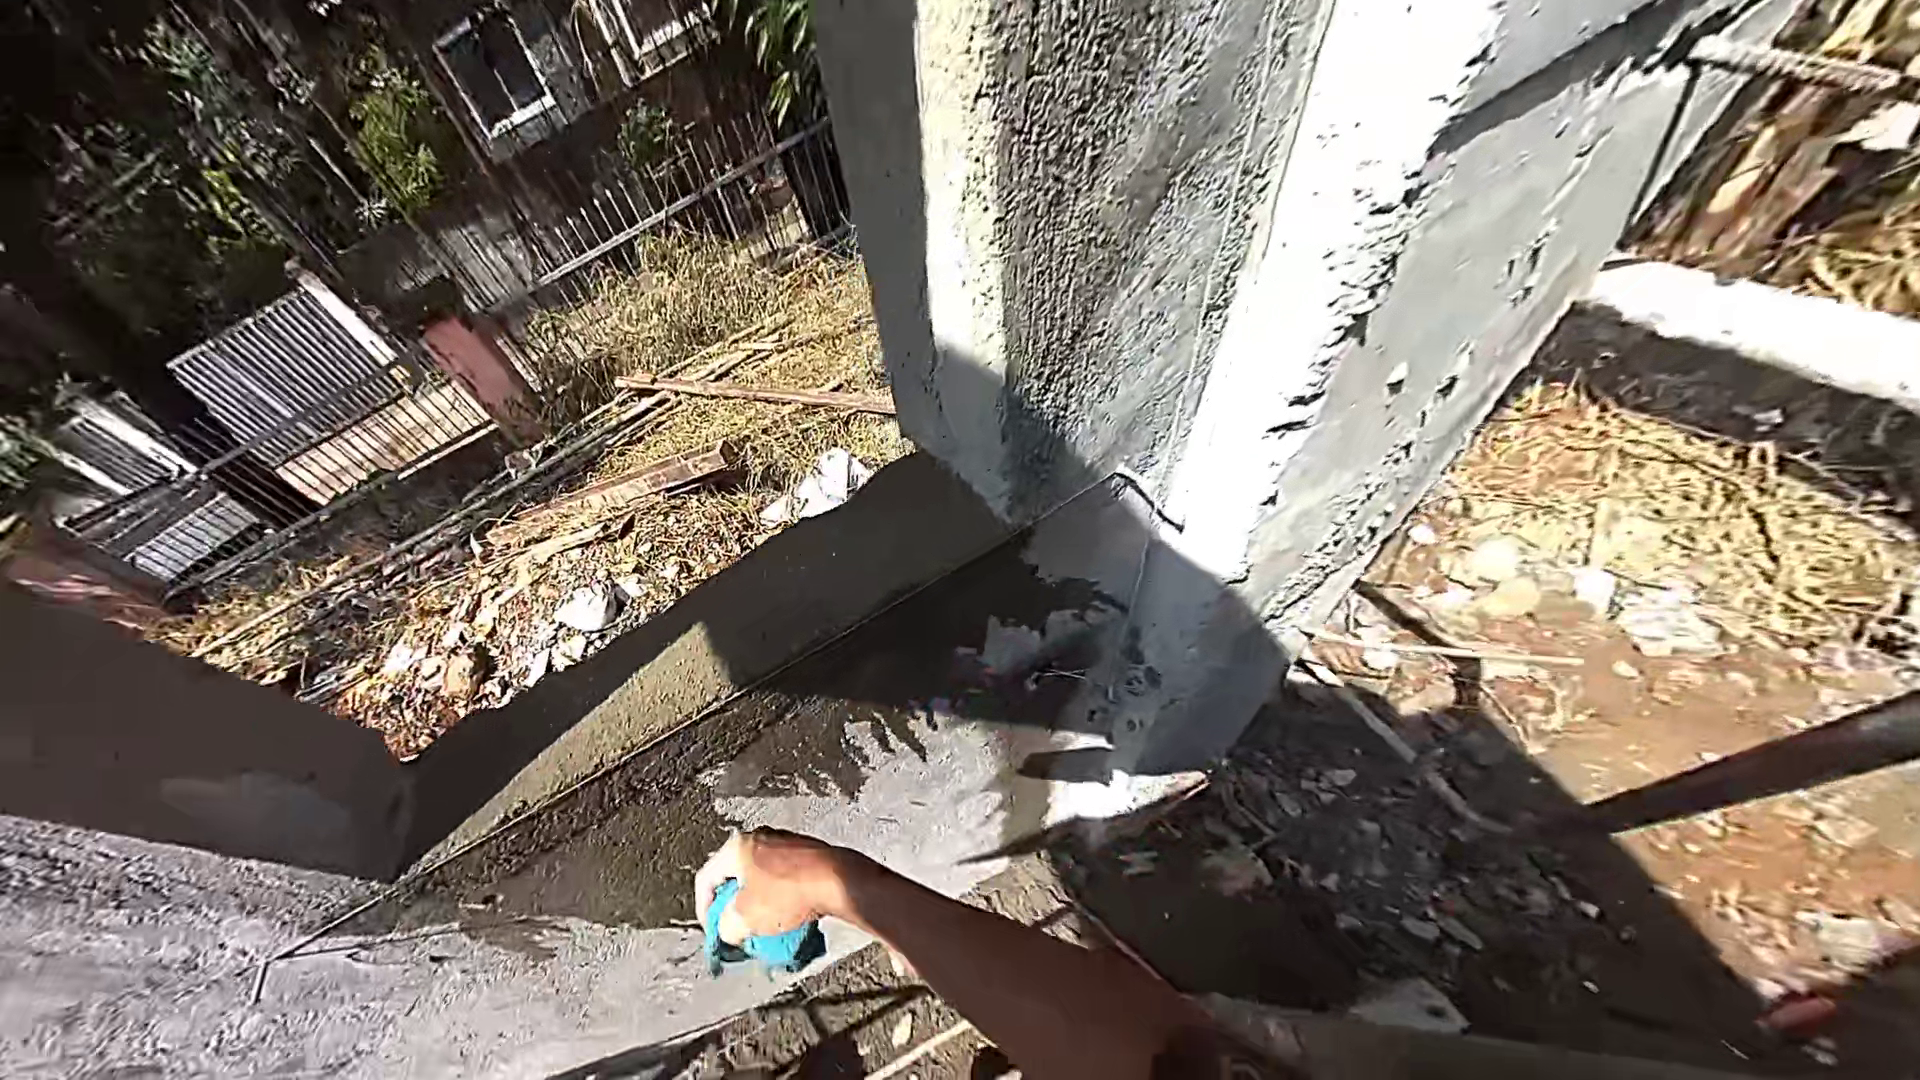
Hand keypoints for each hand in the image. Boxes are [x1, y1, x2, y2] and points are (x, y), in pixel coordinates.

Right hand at [693, 829, 860, 944]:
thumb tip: (730, 927)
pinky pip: (781, 876)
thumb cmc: (787, 894)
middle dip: (733, 907)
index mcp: (738, 846)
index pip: (706, 878)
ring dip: (757, 903)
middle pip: (734, 876)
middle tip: (737, 930)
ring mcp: (784, 841)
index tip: (714, 933)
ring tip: (763, 928)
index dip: (703, 911)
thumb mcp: (743, 920)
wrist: (837, 879)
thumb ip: (725, 926)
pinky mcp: (804, 850)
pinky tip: (786, 915)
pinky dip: (778, 896)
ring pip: (759, 877)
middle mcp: (760, 836)